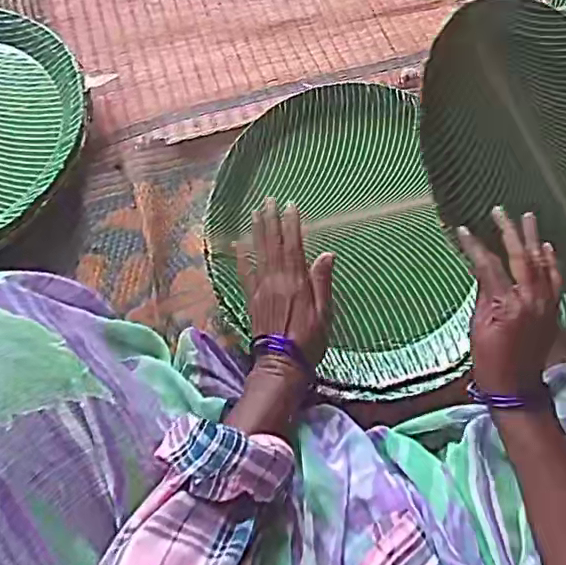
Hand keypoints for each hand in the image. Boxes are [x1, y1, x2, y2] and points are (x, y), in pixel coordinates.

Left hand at [237, 198, 336, 370]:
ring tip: (255, 212)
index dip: (292, 224)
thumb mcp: (324, 313)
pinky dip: (241, 256)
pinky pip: (245, 273)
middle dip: (271, 220)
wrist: (281, 364)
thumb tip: (327, 254)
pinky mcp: (251, 299)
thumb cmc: (308, 341)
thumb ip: (322, 282)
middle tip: (268, 200)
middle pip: (273, 244)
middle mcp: (276, 280)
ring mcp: (261, 288)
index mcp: (297, 282)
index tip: (290, 205)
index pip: (294, 246)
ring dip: (257, 231)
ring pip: (258, 253)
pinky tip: (238, 243)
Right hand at [457, 207, 561, 397]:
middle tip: (499, 212)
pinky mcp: (554, 309)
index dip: (475, 246)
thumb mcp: (477, 323)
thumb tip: (482, 266)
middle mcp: (531, 299)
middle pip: (521, 257)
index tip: (463, 230)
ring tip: (528, 218)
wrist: (517, 386)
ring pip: (541, 264)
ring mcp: (547, 303)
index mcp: (508, 303)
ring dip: (533, 239)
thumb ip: (484, 292)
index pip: (489, 264)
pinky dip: (550, 261)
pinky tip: (546, 248)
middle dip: (509, 232)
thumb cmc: (489, 358)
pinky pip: (554, 279)